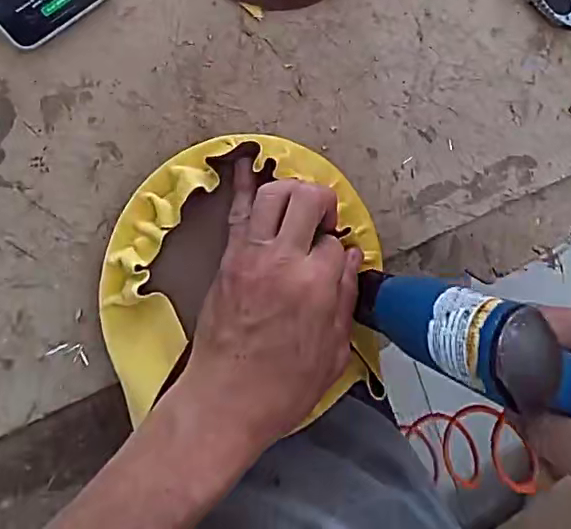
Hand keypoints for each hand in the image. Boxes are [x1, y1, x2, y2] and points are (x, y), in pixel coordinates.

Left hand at [176, 154, 362, 457]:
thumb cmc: (279, 390)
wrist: (220, 407)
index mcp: (315, 284)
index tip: (332, 264)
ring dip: (292, 191)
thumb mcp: (333, 353)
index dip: (337, 250)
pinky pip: (237, 212)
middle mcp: (283, 261)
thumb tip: (350, 259)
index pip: (335, 241)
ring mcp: (251, 257)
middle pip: (309, 197)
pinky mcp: (228, 261)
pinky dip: (242, 184)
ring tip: (297, 208)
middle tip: (322, 223)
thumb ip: (345, 299)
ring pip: (274, 193)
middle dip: (323, 202)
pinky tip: (246, 164)